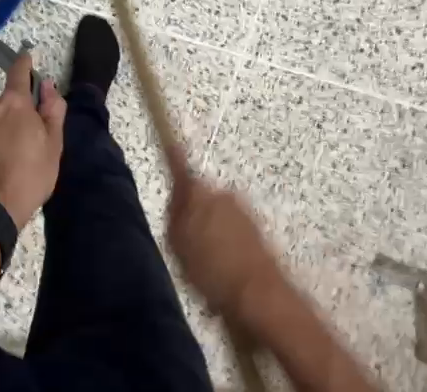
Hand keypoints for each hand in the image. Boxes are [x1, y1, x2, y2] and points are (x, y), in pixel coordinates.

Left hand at [0, 53, 65, 229]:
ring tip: (17, 153)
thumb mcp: (53, 144)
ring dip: (6, 125)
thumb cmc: (29, 174)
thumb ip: (53, 110)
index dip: (25, 63)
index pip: (19, 71)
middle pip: (8, 99)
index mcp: (14, 101)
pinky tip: (1, 161)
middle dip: (20, 109)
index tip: (28, 57)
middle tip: (33, 136)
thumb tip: (48, 85)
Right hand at [166, 163, 284, 315]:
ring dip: (212, 232)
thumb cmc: (212, 269)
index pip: (179, 163)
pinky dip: (228, 246)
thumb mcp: (176, 242)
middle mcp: (224, 194)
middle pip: (200, 194)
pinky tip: (223, 272)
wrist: (261, 297)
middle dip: (193, 212)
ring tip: (205, 265)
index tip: (166, 128)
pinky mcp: (260, 232)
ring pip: (218, 215)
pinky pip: (234, 233)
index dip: (171, 150)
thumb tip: (175, 197)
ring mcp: (245, 212)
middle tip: (184, 242)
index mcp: (199, 192)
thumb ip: (173, 213)